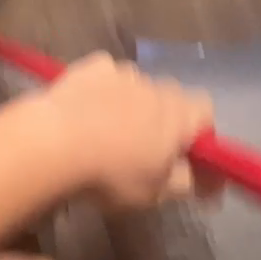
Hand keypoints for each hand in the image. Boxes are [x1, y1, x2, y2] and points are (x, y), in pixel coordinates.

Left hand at [34, 53, 215, 209]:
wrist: (55, 142)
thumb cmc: (112, 174)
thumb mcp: (157, 193)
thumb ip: (188, 182)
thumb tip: (203, 178)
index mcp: (178, 114)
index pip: (205, 111)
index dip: (200, 134)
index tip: (189, 159)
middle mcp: (154, 85)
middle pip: (171, 98)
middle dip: (165, 120)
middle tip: (147, 152)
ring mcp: (121, 72)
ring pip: (138, 87)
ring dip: (133, 105)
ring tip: (110, 133)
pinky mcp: (91, 66)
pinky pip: (107, 76)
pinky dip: (104, 91)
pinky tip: (88, 111)